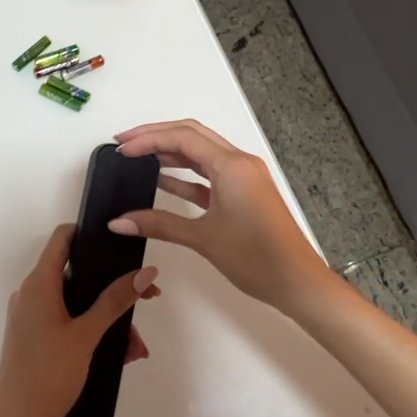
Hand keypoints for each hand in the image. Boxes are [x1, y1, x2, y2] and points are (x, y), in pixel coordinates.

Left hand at [0, 224, 160, 416]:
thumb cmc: (48, 374)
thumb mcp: (87, 335)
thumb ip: (116, 300)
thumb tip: (146, 272)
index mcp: (39, 284)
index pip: (62, 239)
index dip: (90, 232)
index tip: (121, 240)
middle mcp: (32, 294)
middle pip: (78, 275)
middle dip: (114, 287)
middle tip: (148, 298)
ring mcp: (33, 318)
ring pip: (79, 304)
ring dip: (110, 319)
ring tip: (138, 345)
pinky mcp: (37, 339)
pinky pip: (72, 324)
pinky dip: (96, 333)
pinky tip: (124, 355)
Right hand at [108, 120, 333, 311]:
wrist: (297, 281)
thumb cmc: (256, 258)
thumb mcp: (202, 238)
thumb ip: (158, 224)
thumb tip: (119, 222)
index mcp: (232, 165)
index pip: (183, 137)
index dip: (149, 139)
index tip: (121, 148)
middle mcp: (240, 163)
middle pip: (192, 135)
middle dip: (157, 135)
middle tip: (125, 144)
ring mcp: (244, 177)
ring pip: (202, 153)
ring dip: (171, 153)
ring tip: (138, 159)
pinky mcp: (244, 193)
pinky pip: (210, 174)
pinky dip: (186, 174)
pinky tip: (162, 181)